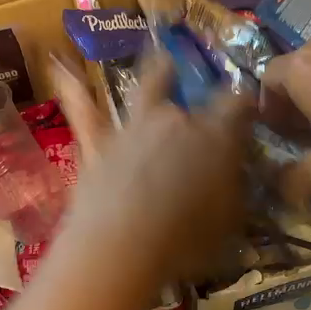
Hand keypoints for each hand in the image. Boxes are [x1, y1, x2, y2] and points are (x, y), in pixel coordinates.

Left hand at [51, 56, 252, 277]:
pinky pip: (83, 111)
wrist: (120, 248)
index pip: (239, 105)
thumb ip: (234, 189)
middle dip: (203, 104)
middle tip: (205, 109)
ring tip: (162, 60)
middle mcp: (177, 121)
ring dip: (159, 73)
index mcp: (217, 137)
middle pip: (194, 100)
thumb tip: (236, 173)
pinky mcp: (98, 143)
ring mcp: (134, 127)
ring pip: (148, 88)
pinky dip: (72, 88)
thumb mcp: (229, 222)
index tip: (250, 111)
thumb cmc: (185, 244)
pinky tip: (60, 67)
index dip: (246, 106)